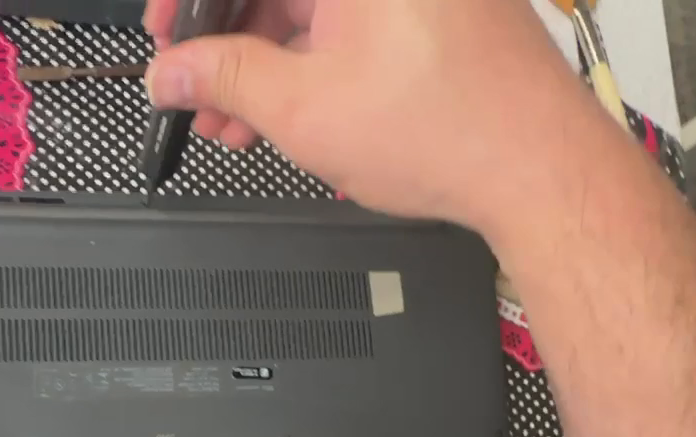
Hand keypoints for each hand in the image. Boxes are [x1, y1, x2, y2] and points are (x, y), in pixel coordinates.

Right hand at [142, 0, 607, 234]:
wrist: (530, 163)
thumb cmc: (448, 128)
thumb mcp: (304, 109)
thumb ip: (226, 80)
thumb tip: (174, 71)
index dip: (191, 4)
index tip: (166, 41)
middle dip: (223, 43)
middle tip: (193, 93)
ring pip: (303, 6)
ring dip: (258, 64)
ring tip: (233, 124)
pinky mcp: (416, 6)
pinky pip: (339, 21)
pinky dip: (301, 65)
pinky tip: (279, 112)